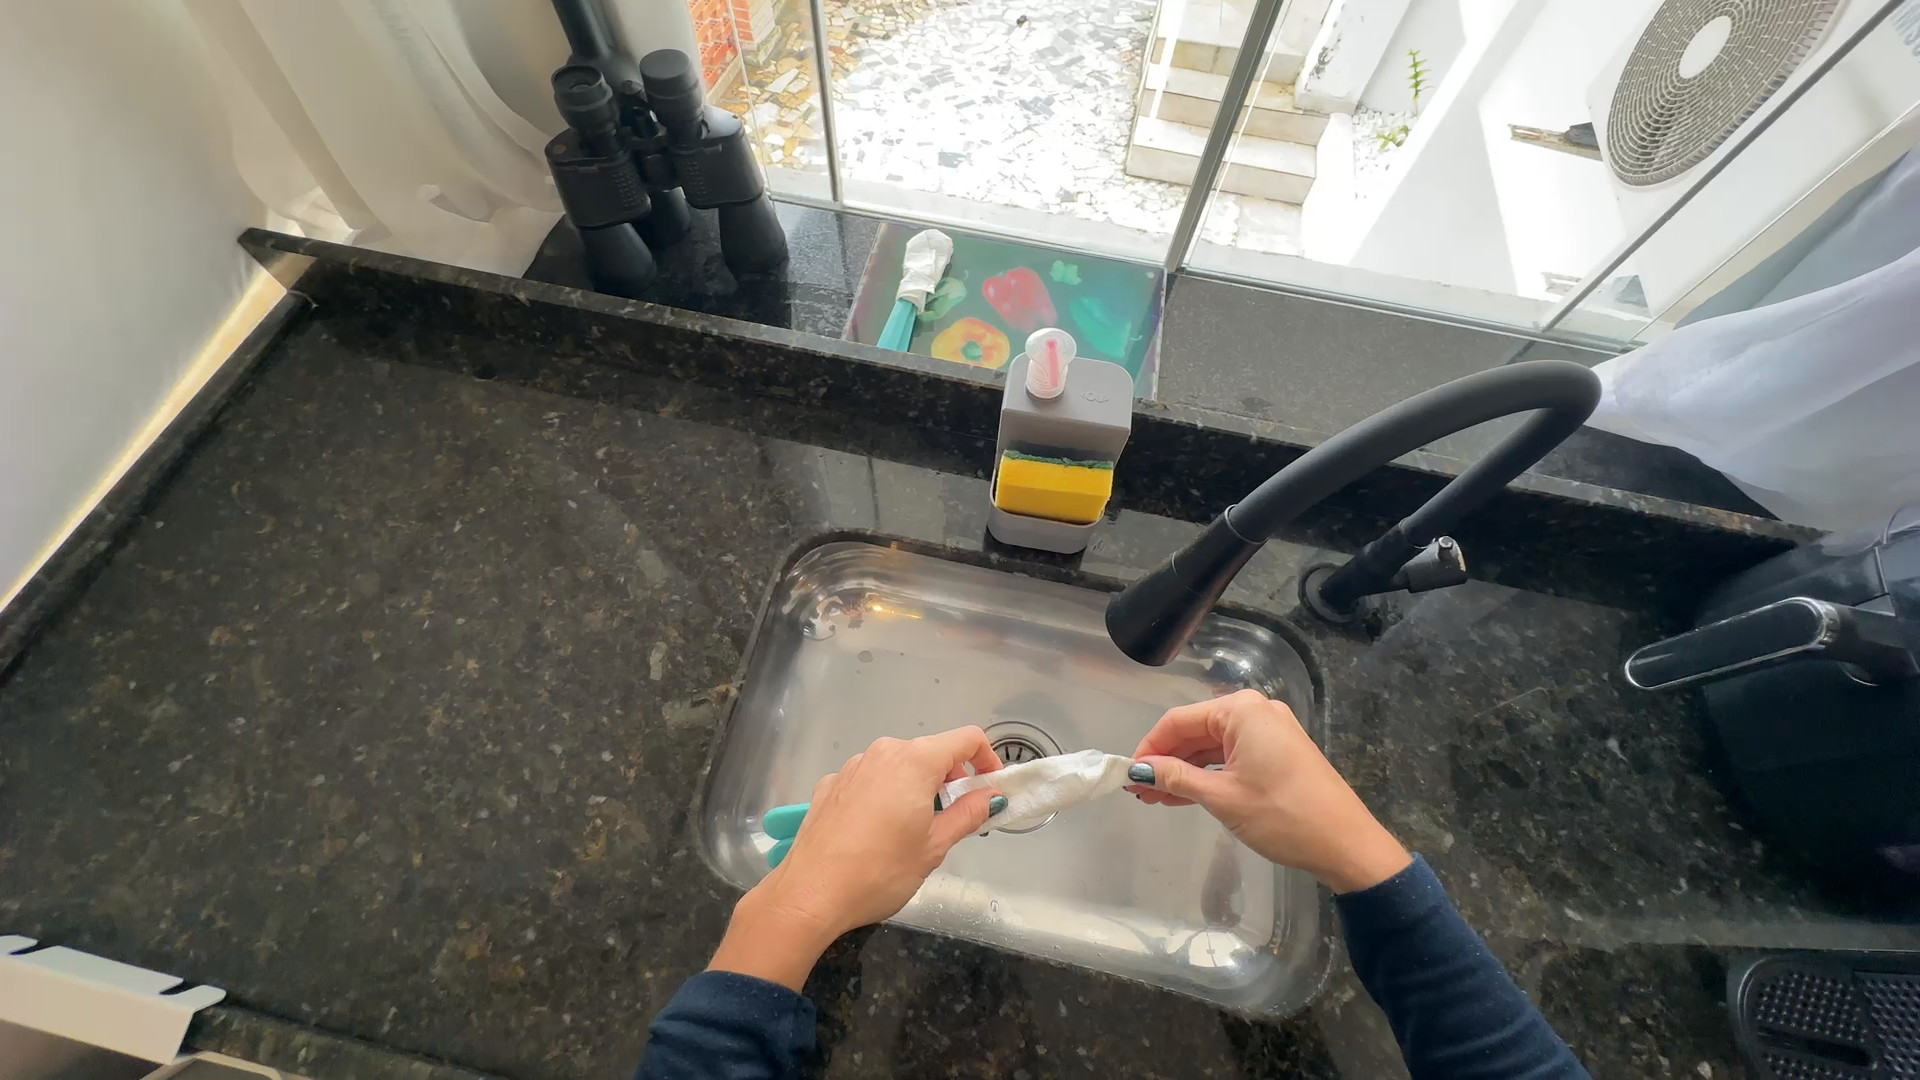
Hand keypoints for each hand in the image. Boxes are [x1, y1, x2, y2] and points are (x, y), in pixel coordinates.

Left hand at [708, 727, 1006, 988]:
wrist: (810, 892)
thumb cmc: (881, 871)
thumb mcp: (935, 847)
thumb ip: (969, 814)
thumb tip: (993, 796)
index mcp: (916, 761)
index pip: (966, 739)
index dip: (987, 759)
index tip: (991, 789)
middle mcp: (884, 751)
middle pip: (931, 751)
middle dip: (951, 778)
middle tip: (956, 817)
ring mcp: (853, 765)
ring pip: (899, 765)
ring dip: (917, 786)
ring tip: (914, 829)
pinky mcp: (831, 783)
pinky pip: (871, 779)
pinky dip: (884, 794)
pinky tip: (875, 831)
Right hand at [1126, 689, 1410, 893]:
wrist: (1349, 846)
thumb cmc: (1282, 815)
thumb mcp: (1222, 797)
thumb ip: (1175, 778)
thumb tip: (1138, 770)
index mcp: (1241, 710)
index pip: (1179, 721)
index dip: (1150, 747)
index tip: (1128, 773)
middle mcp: (1255, 711)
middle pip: (1195, 731)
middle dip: (1166, 761)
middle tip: (1140, 791)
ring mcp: (1269, 731)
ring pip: (1212, 746)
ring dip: (1185, 771)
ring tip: (1156, 797)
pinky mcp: (1279, 752)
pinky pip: (1232, 756)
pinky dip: (1209, 774)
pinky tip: (1186, 794)